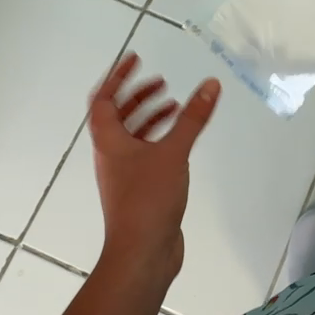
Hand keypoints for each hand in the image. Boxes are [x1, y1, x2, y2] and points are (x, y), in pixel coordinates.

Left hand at [88, 53, 219, 281]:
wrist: (141, 254)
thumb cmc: (148, 199)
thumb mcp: (174, 151)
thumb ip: (193, 117)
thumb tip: (211, 84)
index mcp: (109, 142)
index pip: (104, 100)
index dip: (117, 77)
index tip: (135, 59)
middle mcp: (112, 155)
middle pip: (116, 117)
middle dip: (138, 96)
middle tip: (160, 81)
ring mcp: (124, 175)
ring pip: (132, 136)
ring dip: (150, 117)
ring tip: (175, 106)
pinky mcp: (139, 191)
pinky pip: (146, 153)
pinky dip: (160, 139)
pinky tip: (181, 141)